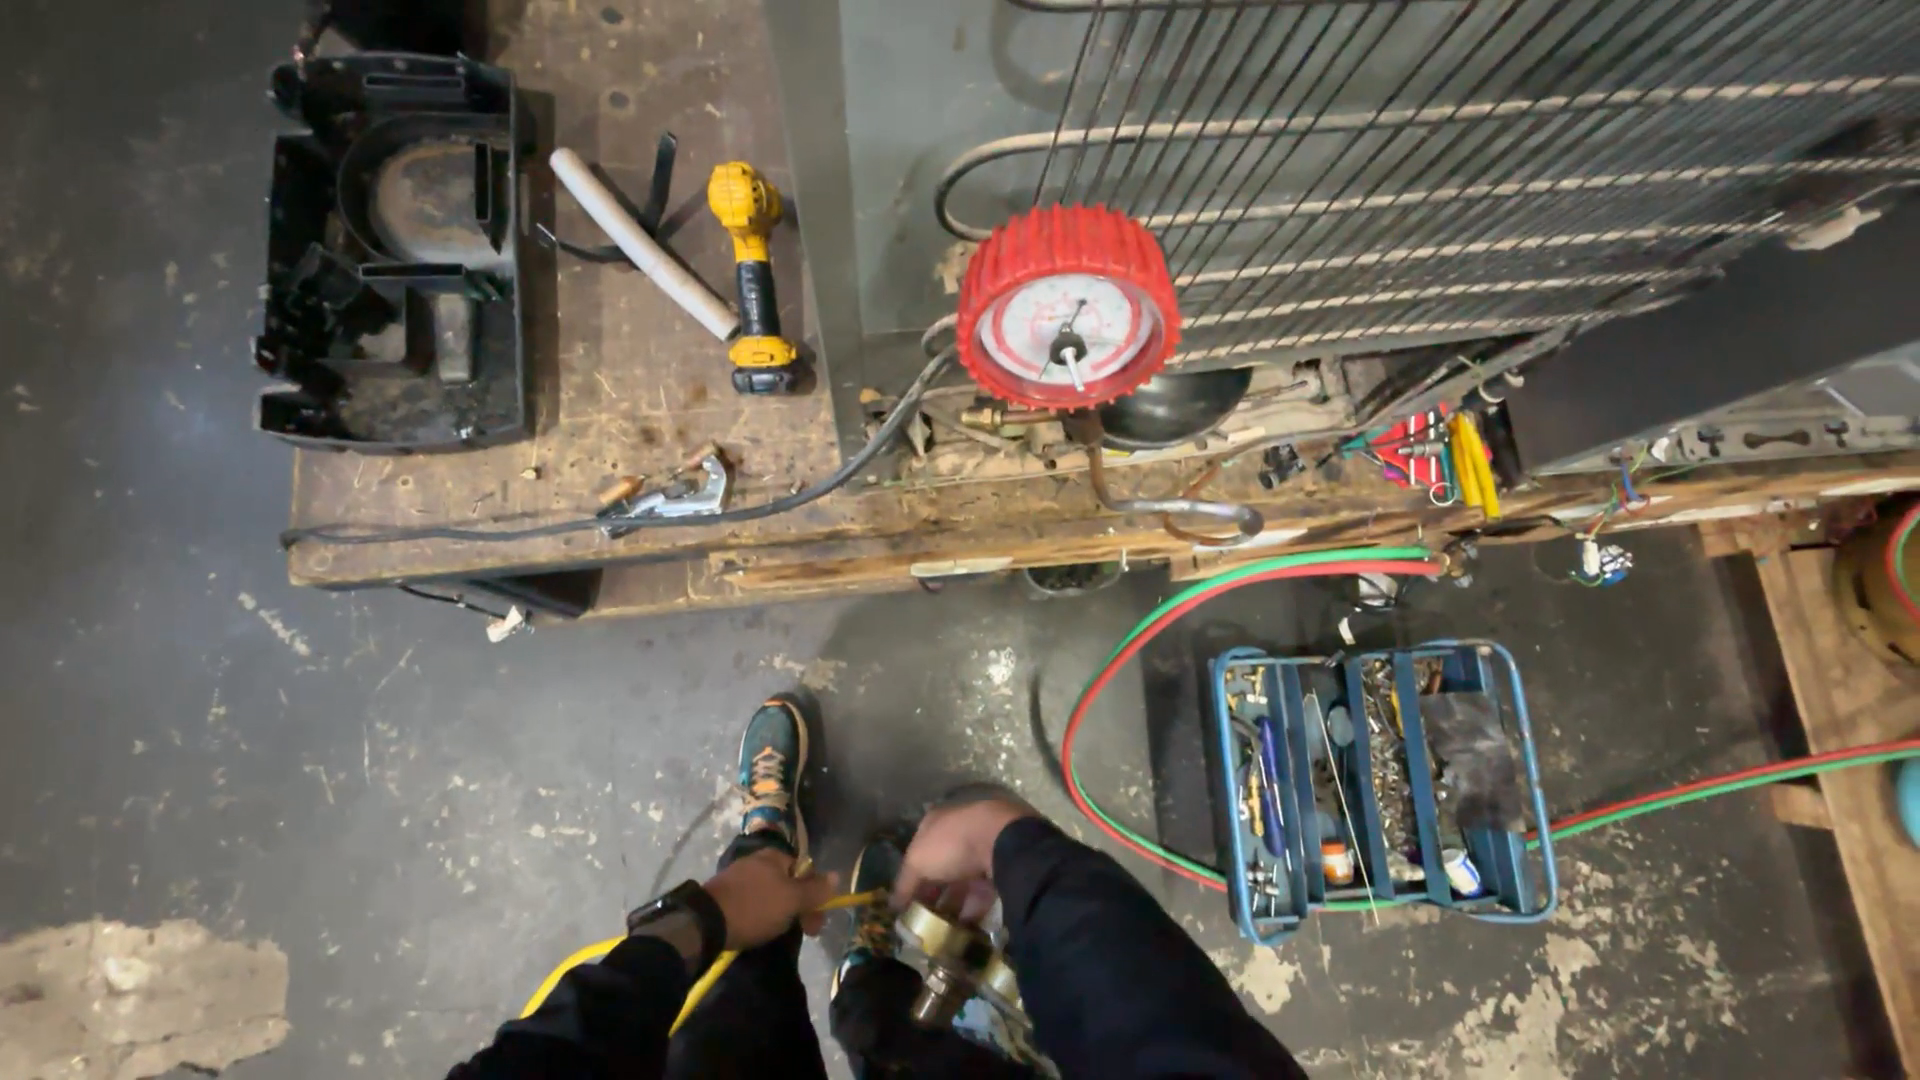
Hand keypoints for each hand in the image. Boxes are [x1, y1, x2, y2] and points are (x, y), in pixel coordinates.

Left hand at [703, 848, 838, 950]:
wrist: (705, 922)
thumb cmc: (755, 907)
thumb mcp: (791, 900)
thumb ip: (815, 889)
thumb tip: (837, 875)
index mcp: (775, 856)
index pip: (804, 872)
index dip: (814, 896)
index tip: (814, 923)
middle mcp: (757, 860)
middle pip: (788, 883)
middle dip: (798, 907)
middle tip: (801, 932)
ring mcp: (739, 876)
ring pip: (770, 894)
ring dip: (779, 912)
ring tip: (776, 933)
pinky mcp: (724, 894)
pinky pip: (752, 902)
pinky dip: (759, 915)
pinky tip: (756, 929)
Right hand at [892, 788, 1039, 919]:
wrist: (1001, 841)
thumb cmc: (951, 843)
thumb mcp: (917, 861)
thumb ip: (904, 883)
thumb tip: (892, 905)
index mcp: (937, 821)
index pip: (919, 849)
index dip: (912, 876)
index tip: (907, 901)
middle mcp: (959, 831)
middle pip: (941, 865)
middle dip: (933, 892)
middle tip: (924, 918)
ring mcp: (982, 847)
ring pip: (962, 880)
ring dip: (953, 904)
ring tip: (941, 930)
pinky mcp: (1001, 866)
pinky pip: (982, 892)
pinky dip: (972, 910)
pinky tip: (963, 929)